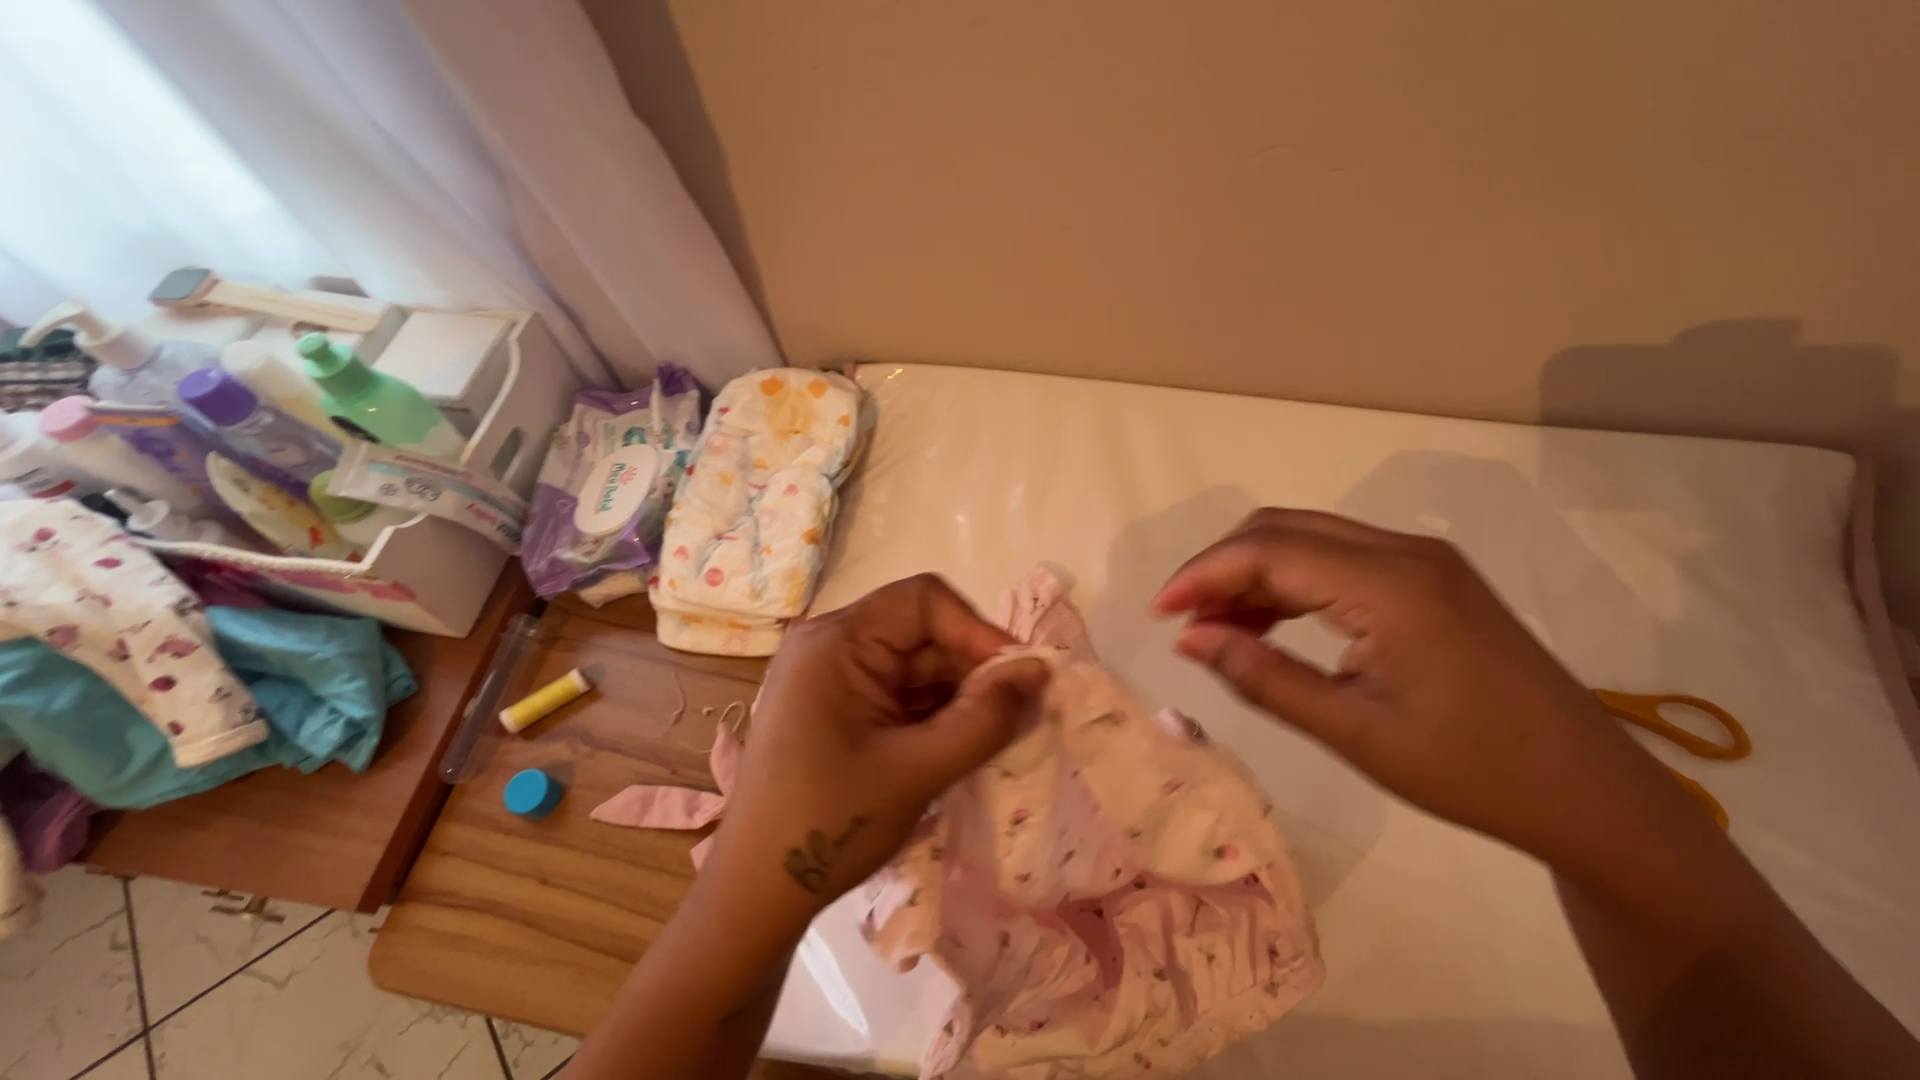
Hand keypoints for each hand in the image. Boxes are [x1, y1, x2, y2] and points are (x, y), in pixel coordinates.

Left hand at [707, 574, 1048, 928]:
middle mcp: (829, 644)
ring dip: (955, 694)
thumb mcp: (918, 769)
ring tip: (989, 737)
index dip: (978, 631)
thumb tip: (1038, 671)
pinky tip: (954, 746)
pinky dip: (931, 713)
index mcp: (836, 641)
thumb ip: (984, 718)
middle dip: (971, 669)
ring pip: (913, 664)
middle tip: (1014, 716)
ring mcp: (828, 676)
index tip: (1018, 678)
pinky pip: (896, 691)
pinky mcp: (834, 706)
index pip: (923, 601)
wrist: (756, 890)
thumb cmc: (831, 823)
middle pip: (920, 631)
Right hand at [1154, 509, 1699, 859]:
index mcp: (1392, 587)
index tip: (1158, 615)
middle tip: (1185, 625)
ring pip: (1310, 538)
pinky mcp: (1433, 578)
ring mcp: (1425, 560)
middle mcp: (1407, 552)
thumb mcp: (1356, 733)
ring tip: (1218, 632)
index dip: (1202, 575)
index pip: (1269, 551)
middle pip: (1284, 528)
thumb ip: (1265, 679)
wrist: (1591, 792)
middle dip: (1222, 568)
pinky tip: (1271, 627)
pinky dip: (1292, 583)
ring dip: (1255, 574)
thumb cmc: (1473, 771)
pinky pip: (1340, 558)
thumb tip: (1189, 640)